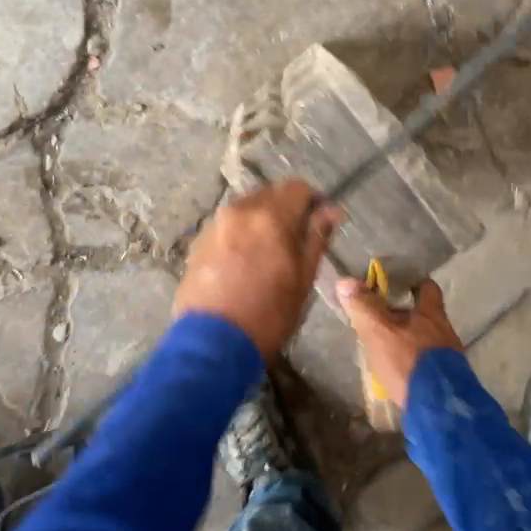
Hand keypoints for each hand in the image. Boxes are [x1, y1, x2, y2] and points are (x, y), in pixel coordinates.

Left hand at [174, 179, 340, 356]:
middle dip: (285, 209)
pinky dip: (240, 232)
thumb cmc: (268, 315)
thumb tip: (331, 209)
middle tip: (293, 239)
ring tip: (267, 252)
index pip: (297, 187)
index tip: (317, 219)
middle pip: (269, 193)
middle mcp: (240, 210)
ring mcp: (216, 223)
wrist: (211, 343)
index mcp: (270, 216)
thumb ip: (316, 238)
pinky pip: (227, 224)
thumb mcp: (302, 279)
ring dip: (261, 220)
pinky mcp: (199, 239)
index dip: (311, 200)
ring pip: (246, 207)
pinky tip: (242, 261)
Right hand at [337, 277, 463, 406]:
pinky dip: (416, 363)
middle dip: (407, 316)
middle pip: (426, 315)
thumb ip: (363, 306)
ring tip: (388, 348)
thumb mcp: (379, 332)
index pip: (427, 287)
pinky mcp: (449, 382)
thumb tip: (345, 281)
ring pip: (427, 341)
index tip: (397, 284)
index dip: (413, 283)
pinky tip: (401, 372)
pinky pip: (430, 364)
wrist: (440, 412)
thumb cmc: (409, 362)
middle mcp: (445, 331)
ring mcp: (450, 358)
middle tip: (383, 318)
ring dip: (410, 341)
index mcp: (432, 314)